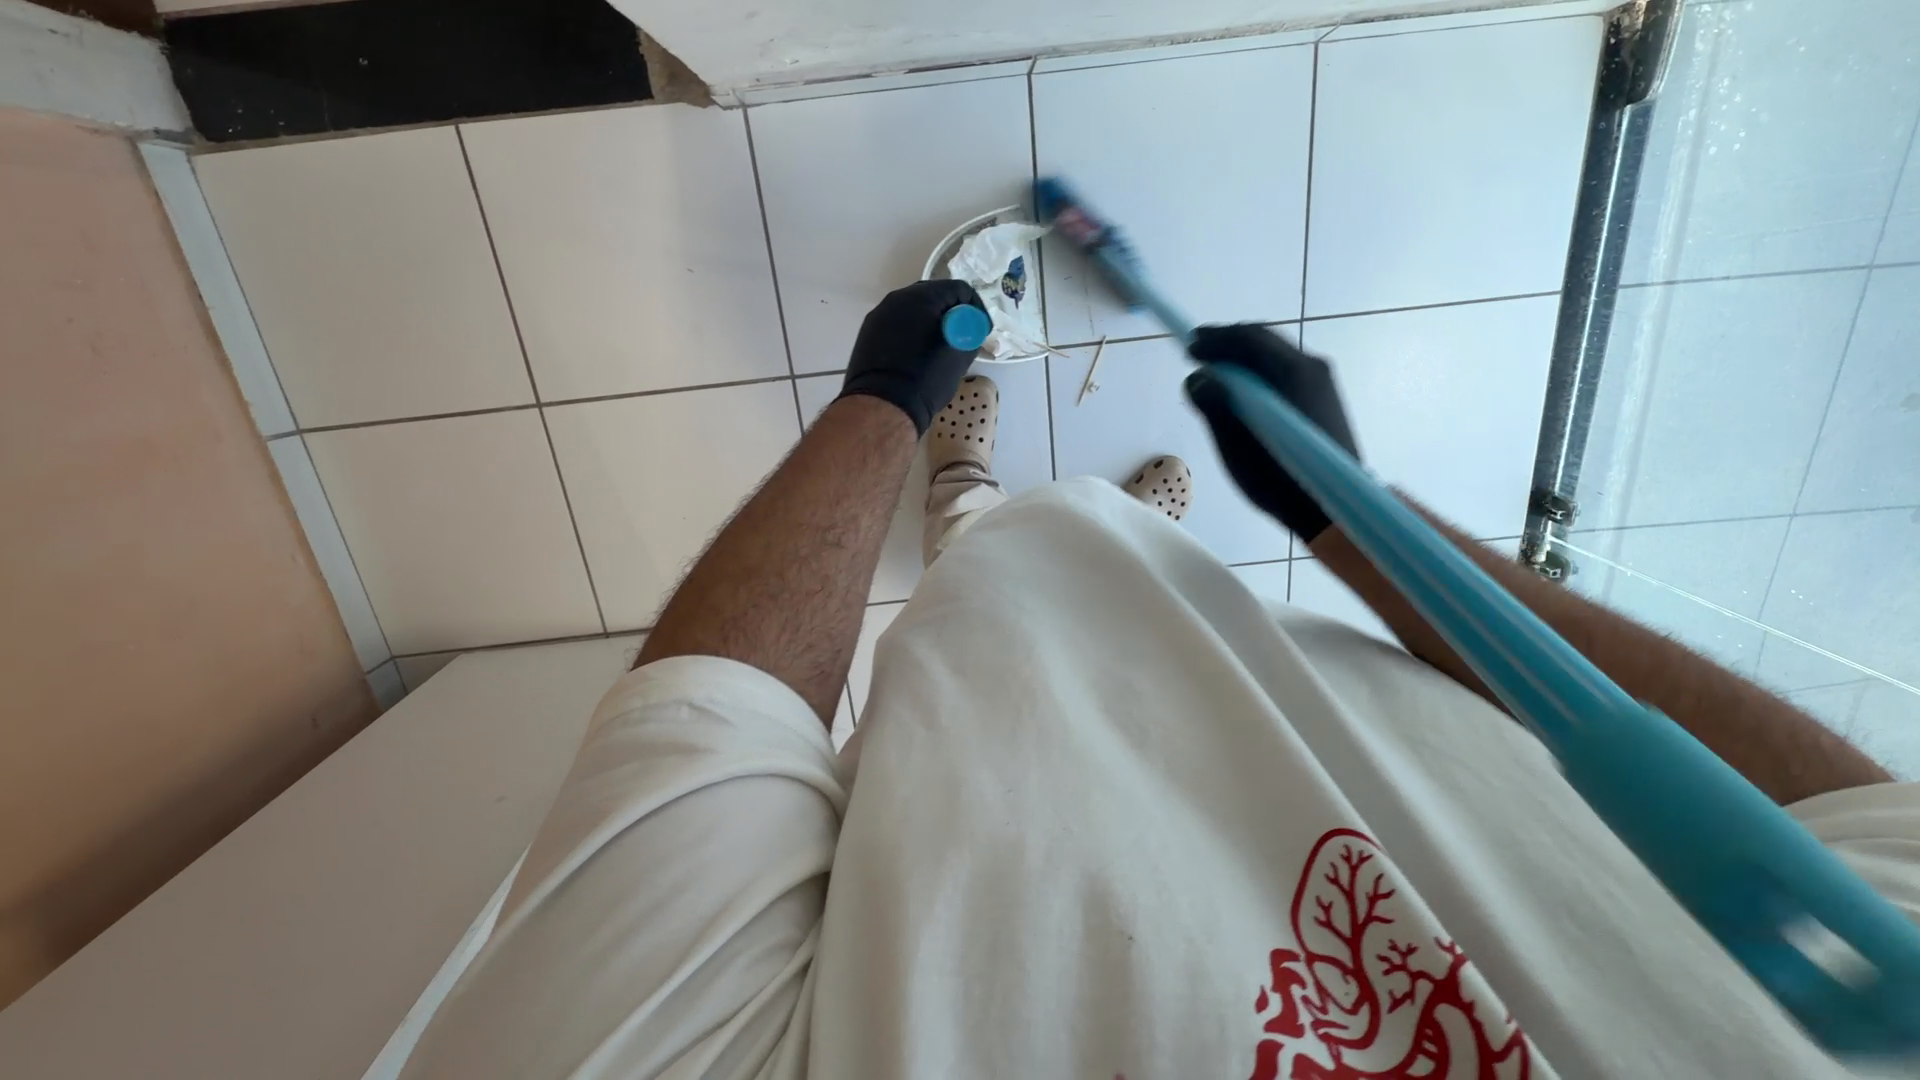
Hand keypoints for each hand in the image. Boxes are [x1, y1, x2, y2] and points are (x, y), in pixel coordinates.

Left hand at [838, 280, 986, 434]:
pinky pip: (896, 325)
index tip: (980, 331)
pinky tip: (915, 355)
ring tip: (937, 347)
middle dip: (951, 314)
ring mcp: (879, 314)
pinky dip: (910, 333)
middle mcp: (897, 298)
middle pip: (933, 296)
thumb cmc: (927, 378)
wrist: (883, 406)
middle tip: (961, 336)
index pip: (959, 290)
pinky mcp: (868, 333)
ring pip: (912, 311)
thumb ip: (969, 334)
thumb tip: (967, 330)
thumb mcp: (960, 356)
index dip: (975, 309)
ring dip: (929, 323)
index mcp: (923, 296)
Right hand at [1182, 324, 1358, 542]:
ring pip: (1275, 356)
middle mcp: (1312, 367)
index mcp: (1293, 372)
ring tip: (1216, 372)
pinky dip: (1259, 373)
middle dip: (1228, 344)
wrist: (1331, 508)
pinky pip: (1285, 372)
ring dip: (1243, 358)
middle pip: (1264, 341)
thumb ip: (1214, 405)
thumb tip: (1197, 377)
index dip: (1215, 339)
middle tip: (1198, 352)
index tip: (1189, 346)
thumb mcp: (1236, 445)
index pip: (1248, 338)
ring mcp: (1321, 383)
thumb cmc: (1279, 478)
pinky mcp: (1323, 399)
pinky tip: (1243, 391)